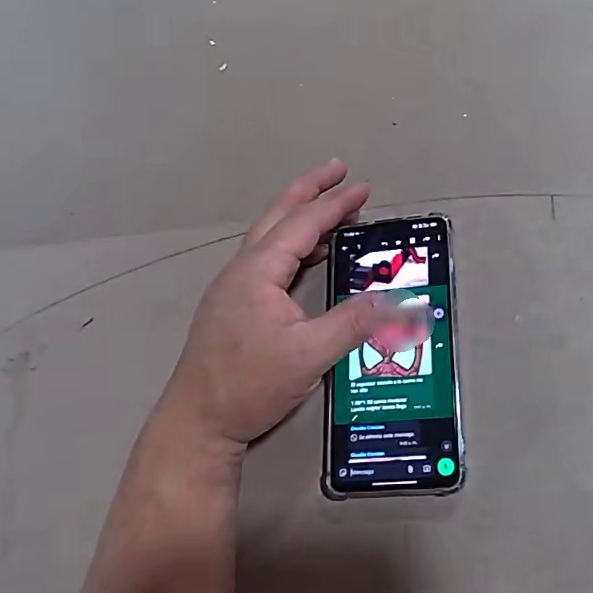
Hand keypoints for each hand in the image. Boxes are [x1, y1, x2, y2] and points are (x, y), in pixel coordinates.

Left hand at [157, 160, 420, 451]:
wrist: (199, 420)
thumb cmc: (249, 384)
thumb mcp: (309, 355)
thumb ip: (352, 323)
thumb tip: (393, 301)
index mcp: (257, 272)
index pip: (302, 225)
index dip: (335, 205)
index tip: (364, 188)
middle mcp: (241, 271)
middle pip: (277, 217)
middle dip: (309, 191)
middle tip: (337, 171)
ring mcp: (233, 289)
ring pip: (269, 239)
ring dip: (299, 219)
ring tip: (329, 211)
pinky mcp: (233, 308)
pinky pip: (267, 261)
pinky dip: (292, 248)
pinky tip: (308, 261)